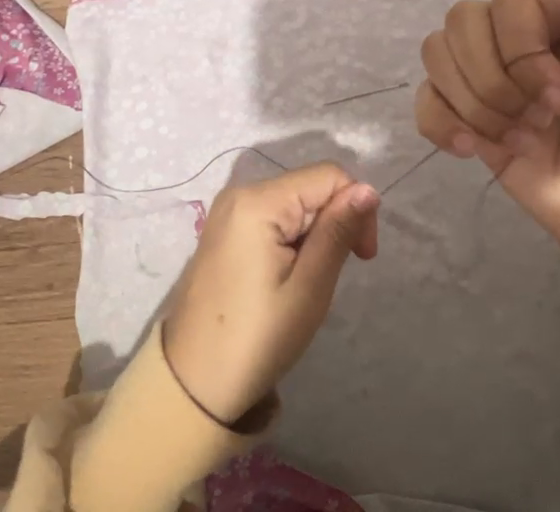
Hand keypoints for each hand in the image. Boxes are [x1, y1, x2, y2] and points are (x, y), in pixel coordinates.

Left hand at [163, 163, 380, 424]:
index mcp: (258, 201)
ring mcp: (228, 213)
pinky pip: (273, 218)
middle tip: (339, 273)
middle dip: (336, 221)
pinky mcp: (224, 231)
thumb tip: (368, 189)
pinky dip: (293, 239)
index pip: (329, 176)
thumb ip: (338, 230)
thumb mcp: (309, 287)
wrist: (192, 383)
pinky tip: (290, 276)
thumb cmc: (258, 338)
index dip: (357, 208)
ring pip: (295, 203)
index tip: (364, 258)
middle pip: (310, 186)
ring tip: (312, 280)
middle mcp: (240, 193)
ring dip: (316, 233)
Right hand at [415, 0, 559, 267]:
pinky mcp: (473, 125)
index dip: (522, 50)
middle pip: (464, 19)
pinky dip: (440, 122)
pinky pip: (427, 101)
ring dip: (471, 101)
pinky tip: (471, 149)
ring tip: (516, 140)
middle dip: (491, 77)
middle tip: (537, 123)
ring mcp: (495, 85)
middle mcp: (526, 46)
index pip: (511, 3)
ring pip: (438, 52)